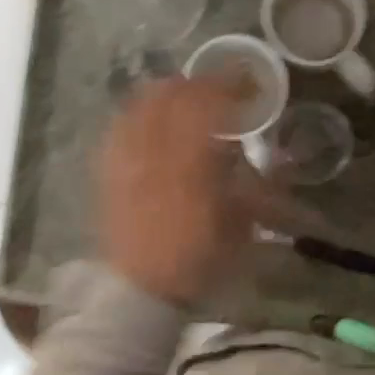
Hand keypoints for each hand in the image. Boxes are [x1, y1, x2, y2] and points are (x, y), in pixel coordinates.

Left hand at [99, 75, 253, 305]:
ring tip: (185, 98)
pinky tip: (150, 122)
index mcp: (191, 162)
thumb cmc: (198, 261)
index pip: (207, 103)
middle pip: (170, 94)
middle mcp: (154, 151)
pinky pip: (121, 127)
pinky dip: (140, 114)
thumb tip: (266, 153)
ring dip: (167, 93)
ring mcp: (126, 159)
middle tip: (219, 89)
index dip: (229, 84)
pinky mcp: (109, 171)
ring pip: (142, 104)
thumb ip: (254, 184)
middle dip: (198, 83)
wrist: (141, 292)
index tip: (248, 82)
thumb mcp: (240, 225)